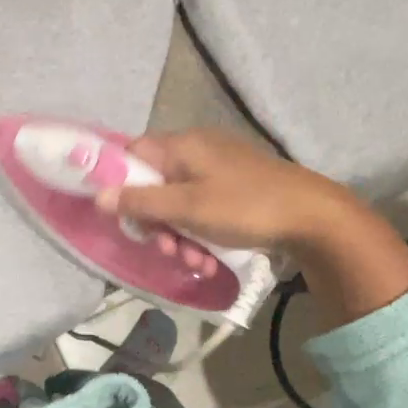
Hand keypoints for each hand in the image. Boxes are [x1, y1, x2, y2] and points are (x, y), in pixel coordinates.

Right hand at [95, 128, 370, 252]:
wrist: (310, 217)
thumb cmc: (244, 207)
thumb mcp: (186, 208)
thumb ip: (141, 202)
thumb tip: (97, 195)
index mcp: (183, 146)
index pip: (133, 154)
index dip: (120, 182)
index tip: (122, 214)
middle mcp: (197, 152)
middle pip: (154, 185)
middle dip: (155, 223)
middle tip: (164, 249)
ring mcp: (217, 172)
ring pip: (177, 205)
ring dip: (177, 237)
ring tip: (192, 261)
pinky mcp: (233, 193)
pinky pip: (201, 213)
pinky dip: (198, 236)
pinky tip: (208, 260)